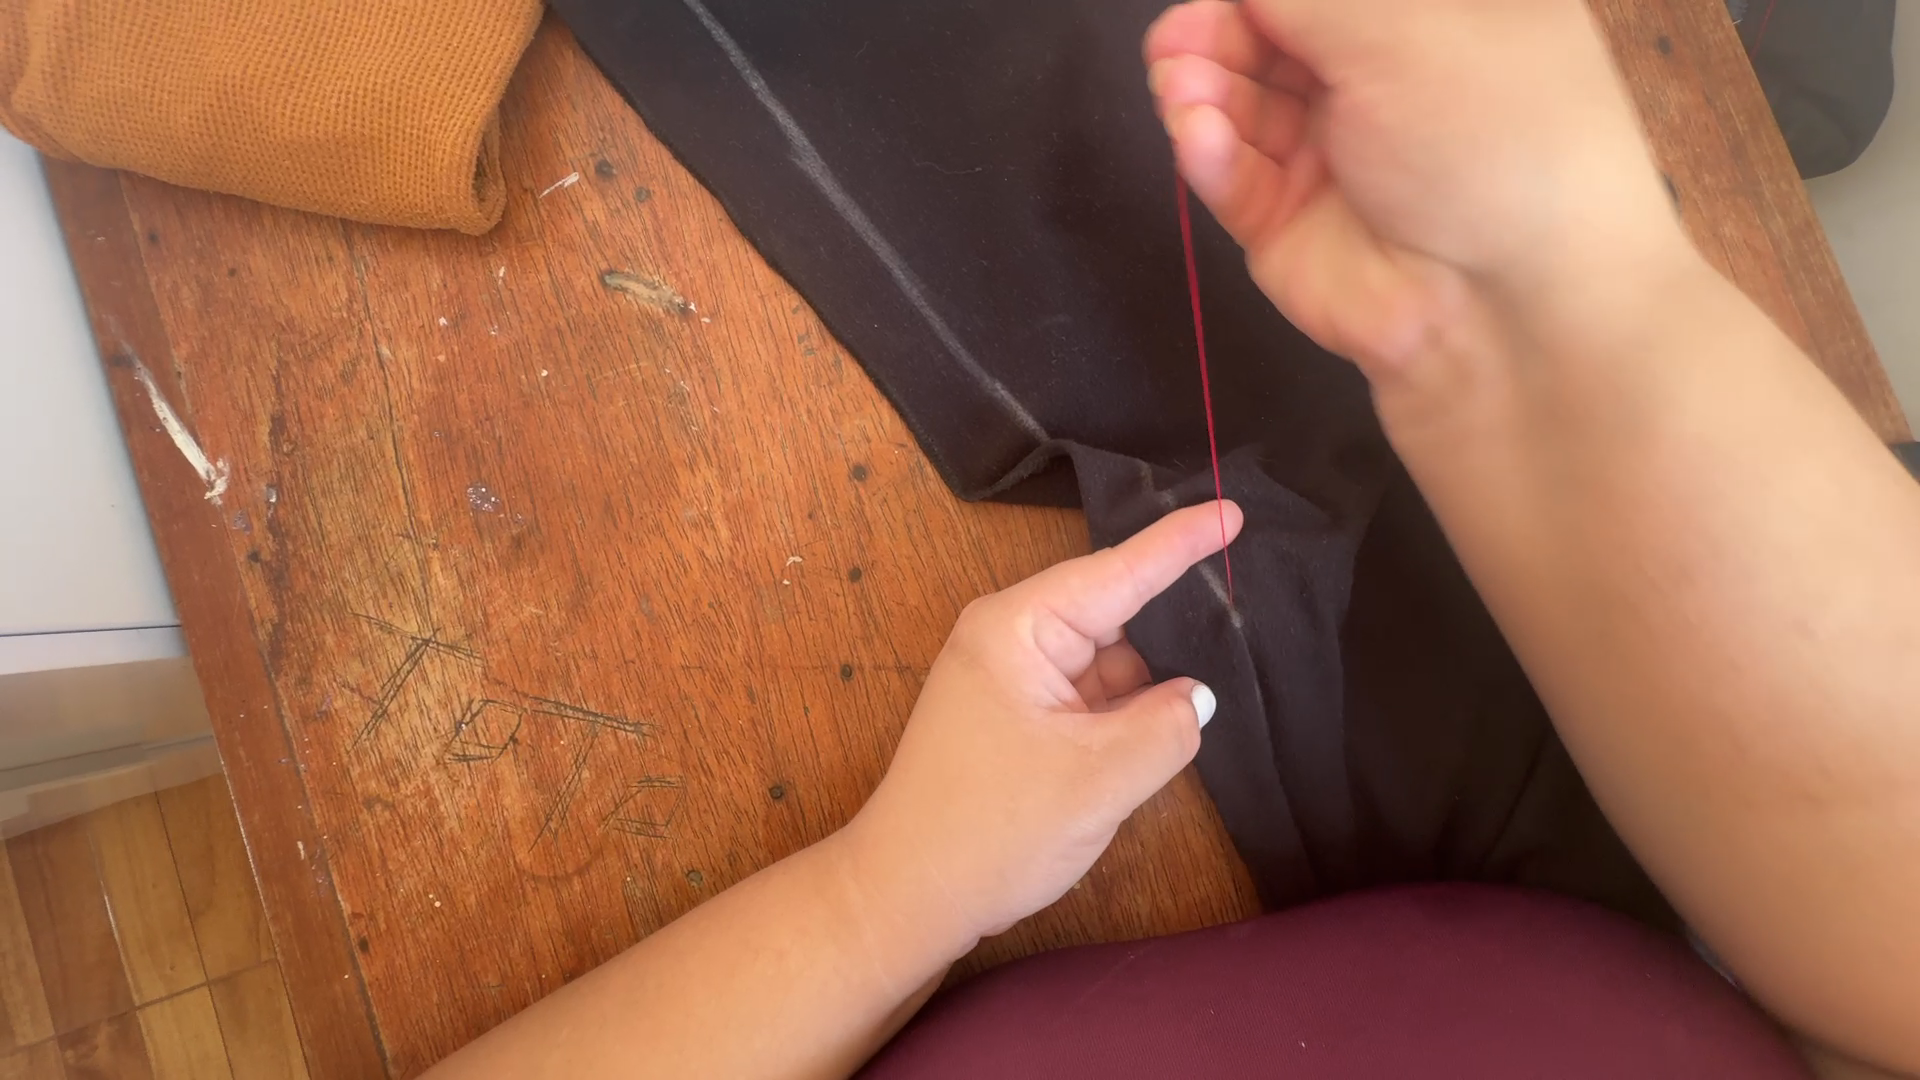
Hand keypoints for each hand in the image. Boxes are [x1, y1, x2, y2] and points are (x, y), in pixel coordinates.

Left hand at [842, 502, 1240, 943]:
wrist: (909, 895)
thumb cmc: (990, 828)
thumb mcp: (1095, 779)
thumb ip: (1165, 728)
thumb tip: (1197, 695)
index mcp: (1017, 627)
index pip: (1115, 572)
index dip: (1179, 542)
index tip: (1232, 511)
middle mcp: (1013, 638)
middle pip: (1112, 620)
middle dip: (1165, 640)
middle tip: (1233, 644)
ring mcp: (1015, 678)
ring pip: (1107, 666)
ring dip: (1141, 695)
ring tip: (1167, 732)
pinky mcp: (1021, 714)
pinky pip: (1090, 699)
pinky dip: (1121, 719)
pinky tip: (1142, 747)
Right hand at [1144, 0, 1692, 380]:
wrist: (1487, 297)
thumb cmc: (1481, 136)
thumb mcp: (1407, 34)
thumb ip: (1310, 0)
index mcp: (1421, 25)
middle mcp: (1366, 89)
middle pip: (1267, 50)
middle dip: (1215, 40)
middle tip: (1172, 44)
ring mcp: (1319, 161)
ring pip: (1242, 116)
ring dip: (1204, 97)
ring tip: (1178, 89)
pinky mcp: (1279, 226)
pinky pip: (1238, 182)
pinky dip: (1214, 159)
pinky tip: (1196, 138)